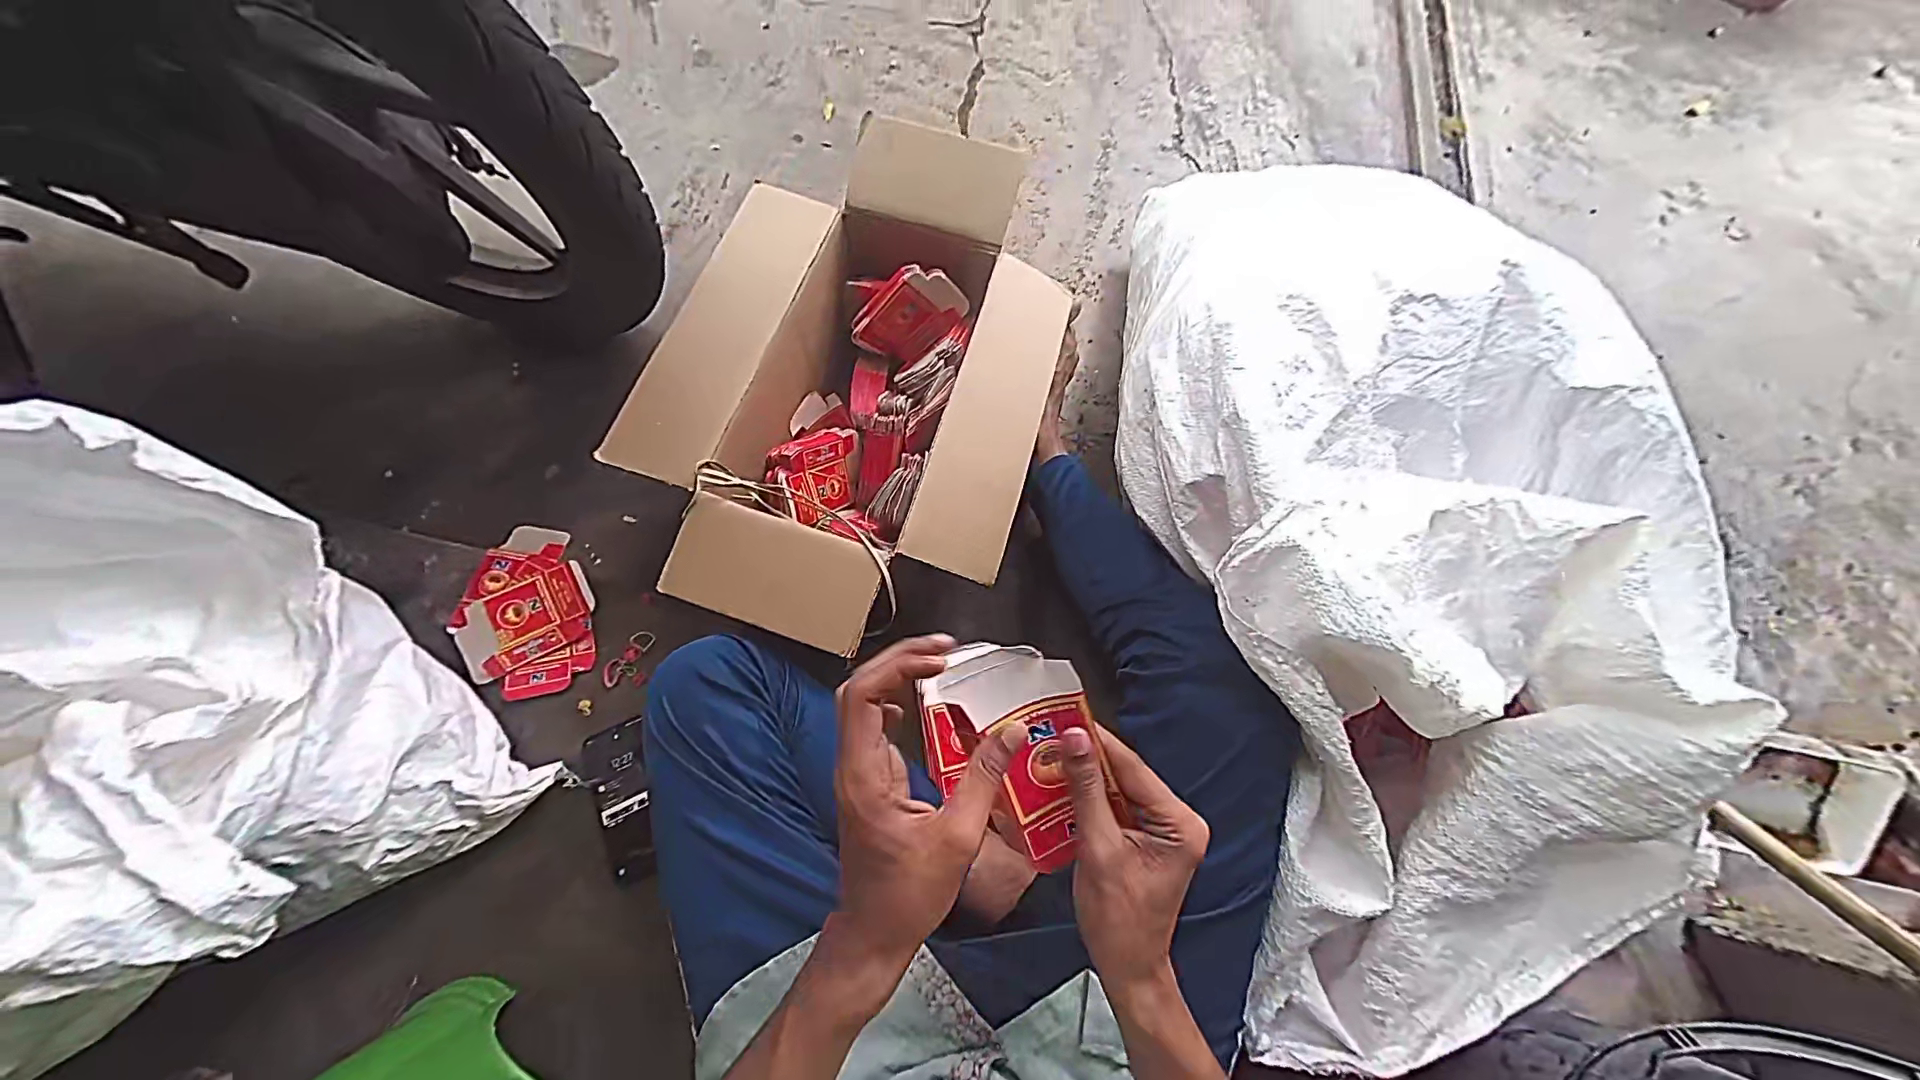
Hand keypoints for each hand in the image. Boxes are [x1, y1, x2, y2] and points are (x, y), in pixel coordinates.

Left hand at [831, 635, 1025, 966]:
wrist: (873, 930)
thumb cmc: (908, 894)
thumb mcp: (957, 838)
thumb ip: (984, 780)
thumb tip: (1011, 733)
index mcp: (864, 774)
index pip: (863, 696)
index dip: (898, 666)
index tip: (939, 660)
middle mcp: (853, 763)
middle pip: (861, 688)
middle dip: (899, 659)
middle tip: (944, 649)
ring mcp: (857, 768)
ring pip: (865, 702)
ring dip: (898, 675)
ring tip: (940, 663)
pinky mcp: (868, 776)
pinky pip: (876, 722)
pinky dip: (899, 699)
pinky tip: (924, 699)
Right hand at [1062, 724, 1209, 989]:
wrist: (1127, 966)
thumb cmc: (1119, 920)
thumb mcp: (1098, 847)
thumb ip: (1085, 790)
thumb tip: (1075, 740)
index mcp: (1179, 823)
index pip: (1132, 768)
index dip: (1097, 742)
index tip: (1067, 719)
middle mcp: (1177, 820)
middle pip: (1124, 775)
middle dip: (1087, 759)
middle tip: (1051, 737)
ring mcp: (1162, 828)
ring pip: (1116, 788)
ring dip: (1084, 776)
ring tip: (1050, 757)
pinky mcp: (1145, 836)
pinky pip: (1113, 805)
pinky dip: (1087, 797)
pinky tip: (1061, 786)